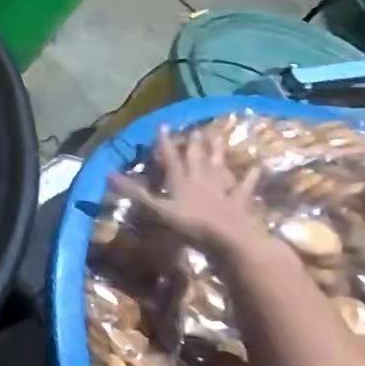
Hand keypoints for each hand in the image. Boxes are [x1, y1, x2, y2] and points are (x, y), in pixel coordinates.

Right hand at [109, 125, 265, 252]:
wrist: (230, 239)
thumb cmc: (190, 224)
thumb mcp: (156, 209)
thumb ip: (135, 192)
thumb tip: (108, 174)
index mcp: (180, 181)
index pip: (171, 158)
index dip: (166, 142)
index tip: (164, 126)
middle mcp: (201, 180)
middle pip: (197, 158)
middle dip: (194, 144)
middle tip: (196, 129)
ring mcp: (223, 189)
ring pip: (219, 167)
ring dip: (218, 153)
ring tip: (219, 139)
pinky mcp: (239, 201)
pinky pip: (244, 186)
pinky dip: (249, 176)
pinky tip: (256, 168)